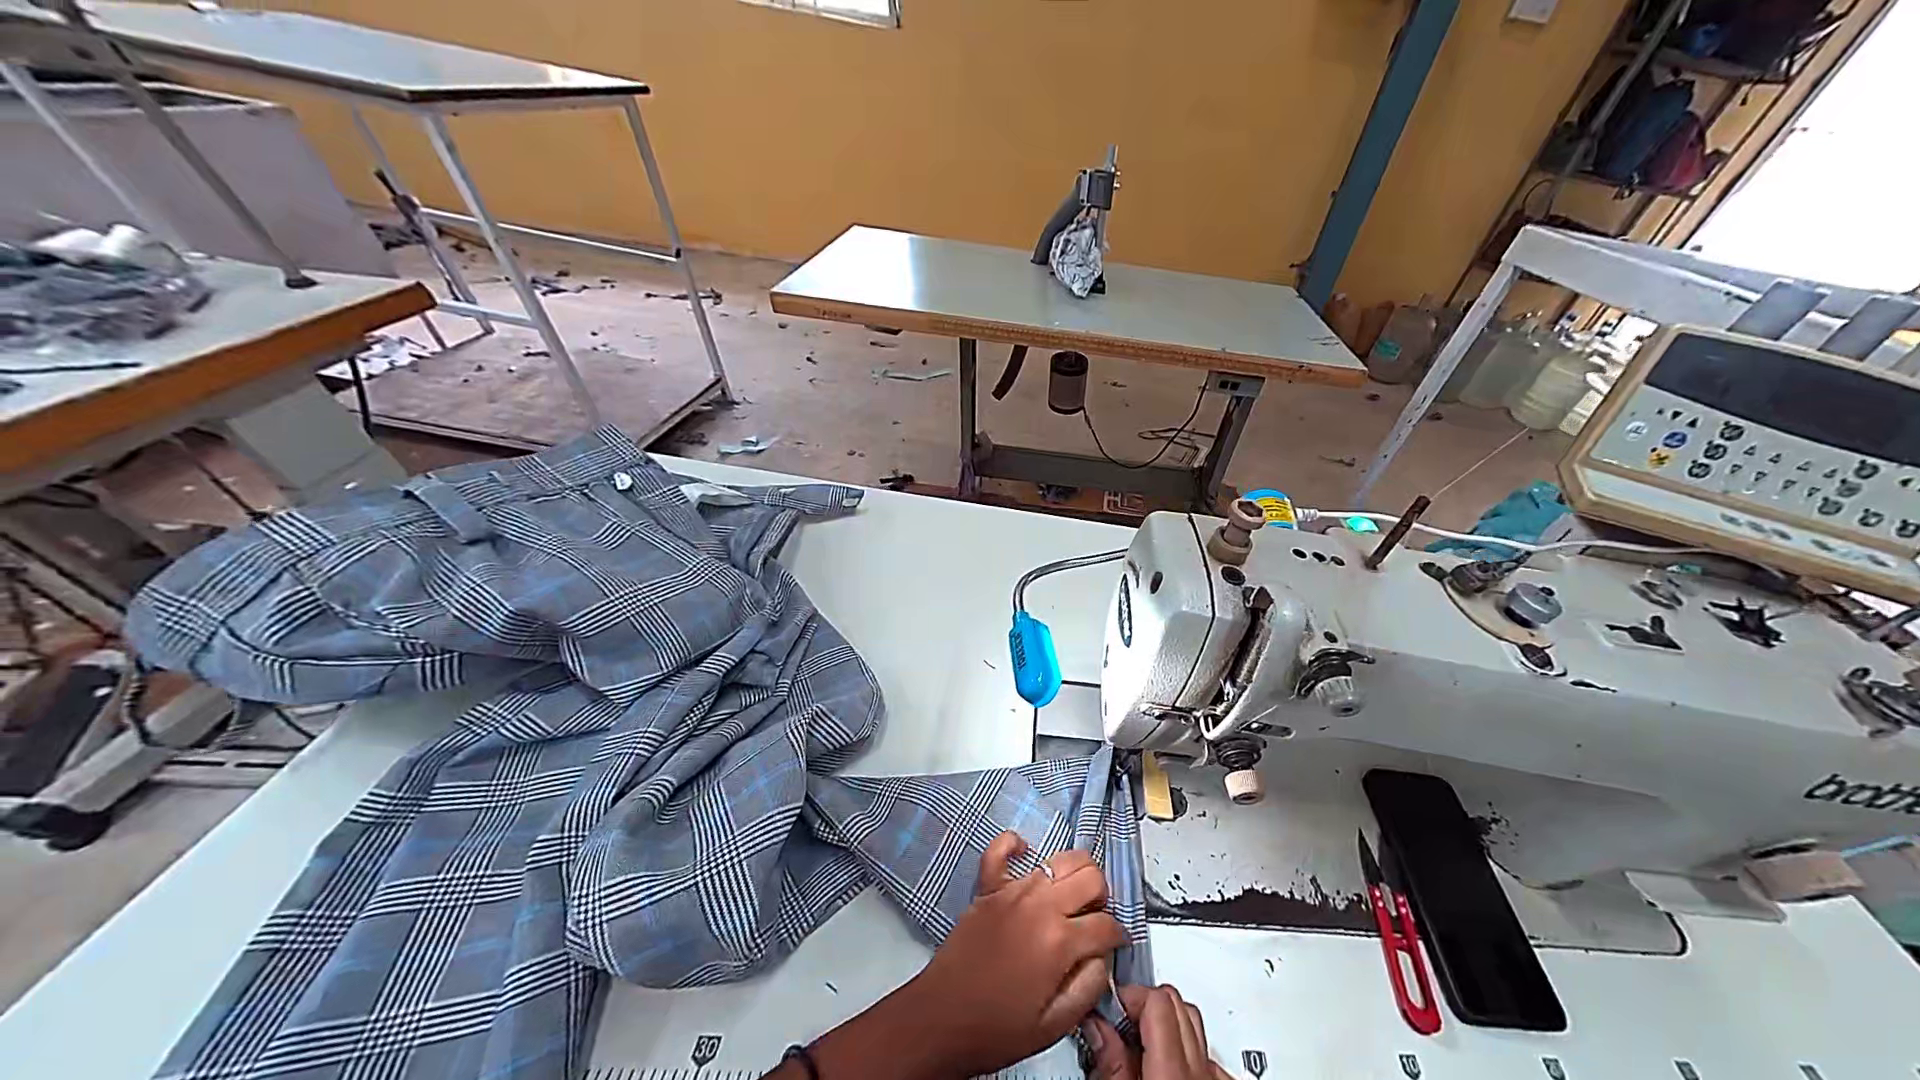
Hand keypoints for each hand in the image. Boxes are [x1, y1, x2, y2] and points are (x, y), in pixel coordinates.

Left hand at [897, 830, 1126, 1077]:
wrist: (943, 1018)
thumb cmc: (997, 1028)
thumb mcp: (1056, 1024)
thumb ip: (1090, 986)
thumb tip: (1103, 957)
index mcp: (1059, 942)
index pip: (1108, 924)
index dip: (1117, 937)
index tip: (1112, 946)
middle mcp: (1039, 905)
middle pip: (1092, 876)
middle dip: (1101, 897)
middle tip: (1092, 919)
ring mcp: (1012, 890)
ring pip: (1060, 858)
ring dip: (1074, 875)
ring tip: (1069, 899)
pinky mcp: (987, 886)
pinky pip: (1001, 848)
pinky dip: (1015, 845)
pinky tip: (1026, 857)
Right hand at [1082, 984, 1231, 1079]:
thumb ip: (1111, 1063)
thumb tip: (1097, 1023)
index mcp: (1174, 1074)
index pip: (1157, 999)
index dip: (1128, 995)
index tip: (1107, 1009)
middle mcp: (1203, 1074)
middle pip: (1176, 1002)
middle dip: (1144, 1003)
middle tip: (1118, 1023)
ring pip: (1194, 1023)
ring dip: (1166, 1023)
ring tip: (1140, 1044)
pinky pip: (1210, 1054)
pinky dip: (1188, 1049)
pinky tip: (1167, 1064)